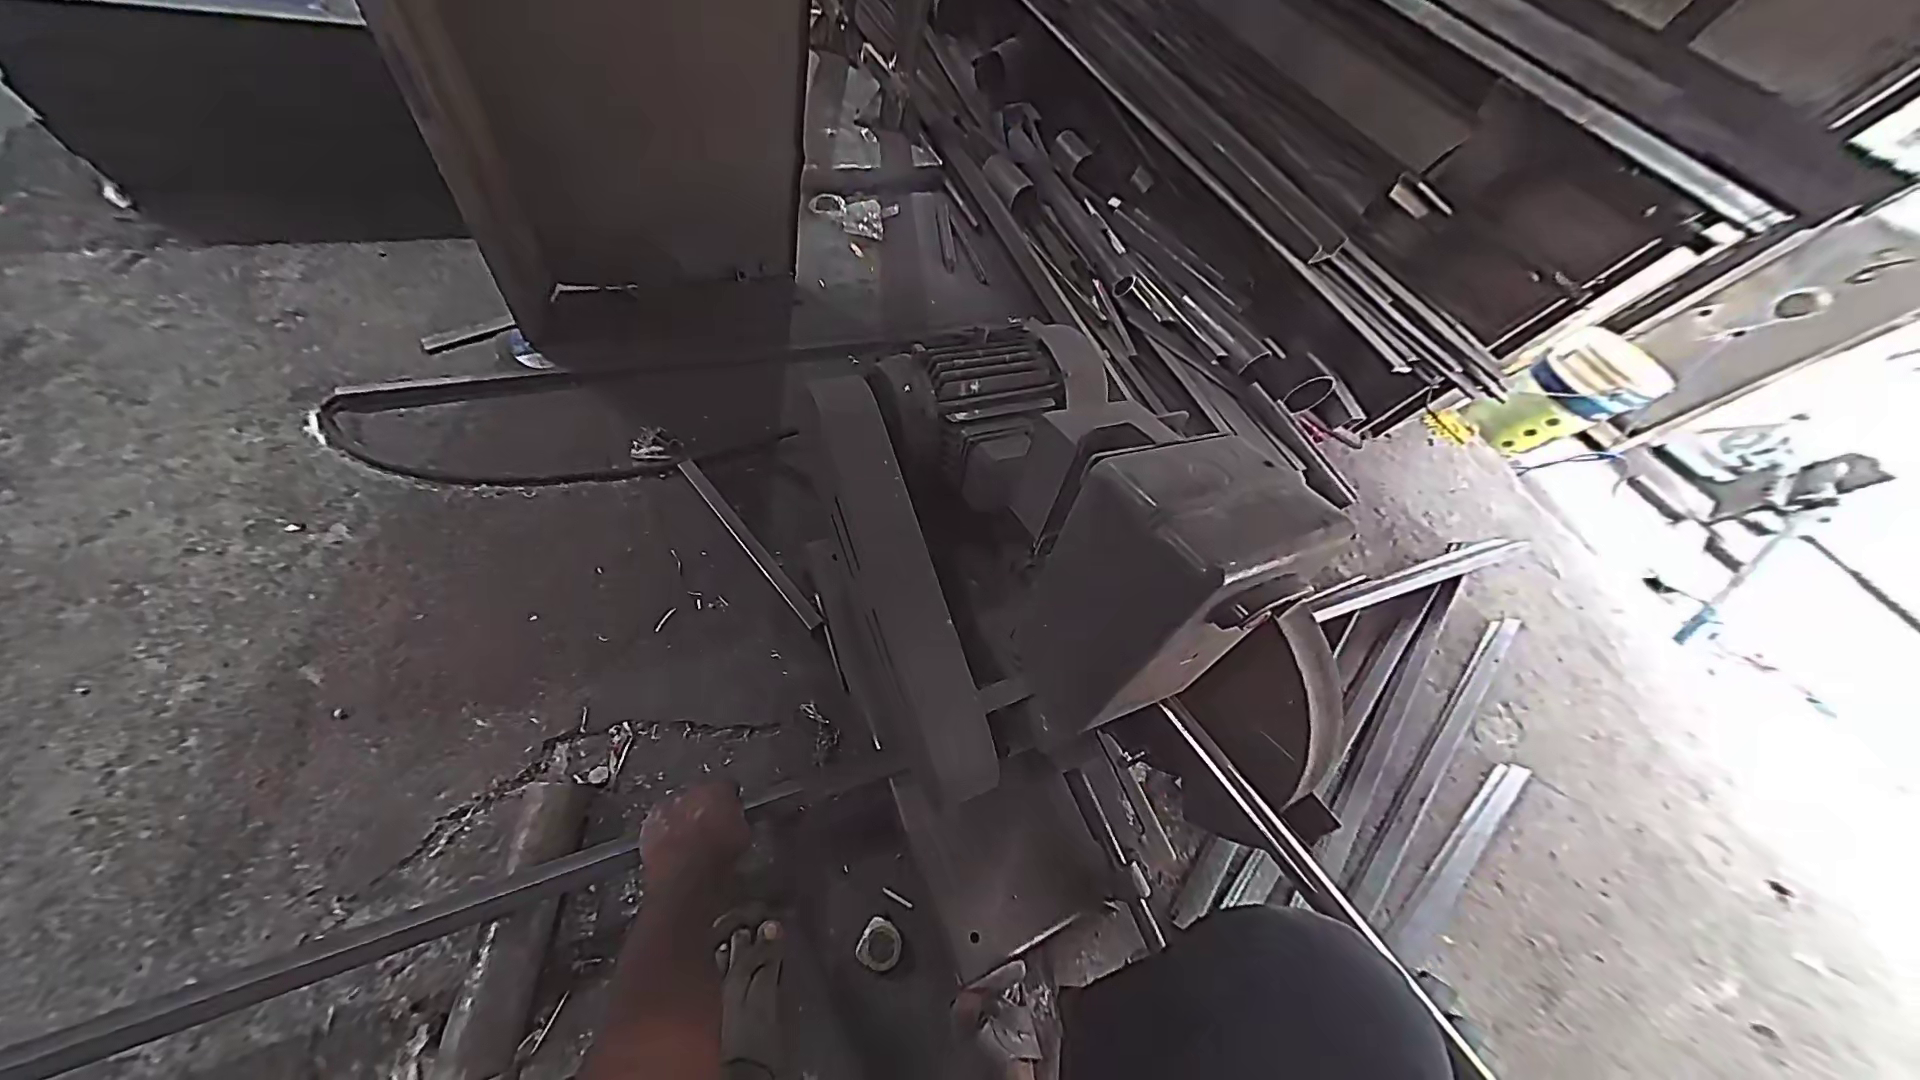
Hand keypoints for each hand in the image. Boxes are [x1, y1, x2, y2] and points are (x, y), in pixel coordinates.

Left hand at [639, 781, 749, 892]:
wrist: (685, 877)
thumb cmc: (720, 856)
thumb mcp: (742, 836)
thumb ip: (738, 820)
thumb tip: (734, 820)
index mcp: (719, 789)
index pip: (727, 786)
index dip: (729, 800)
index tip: (731, 811)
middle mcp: (692, 791)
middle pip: (700, 793)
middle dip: (704, 805)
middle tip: (709, 824)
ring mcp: (667, 806)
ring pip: (678, 806)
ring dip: (683, 816)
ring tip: (688, 836)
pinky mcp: (648, 825)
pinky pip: (659, 822)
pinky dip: (664, 830)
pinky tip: (670, 845)